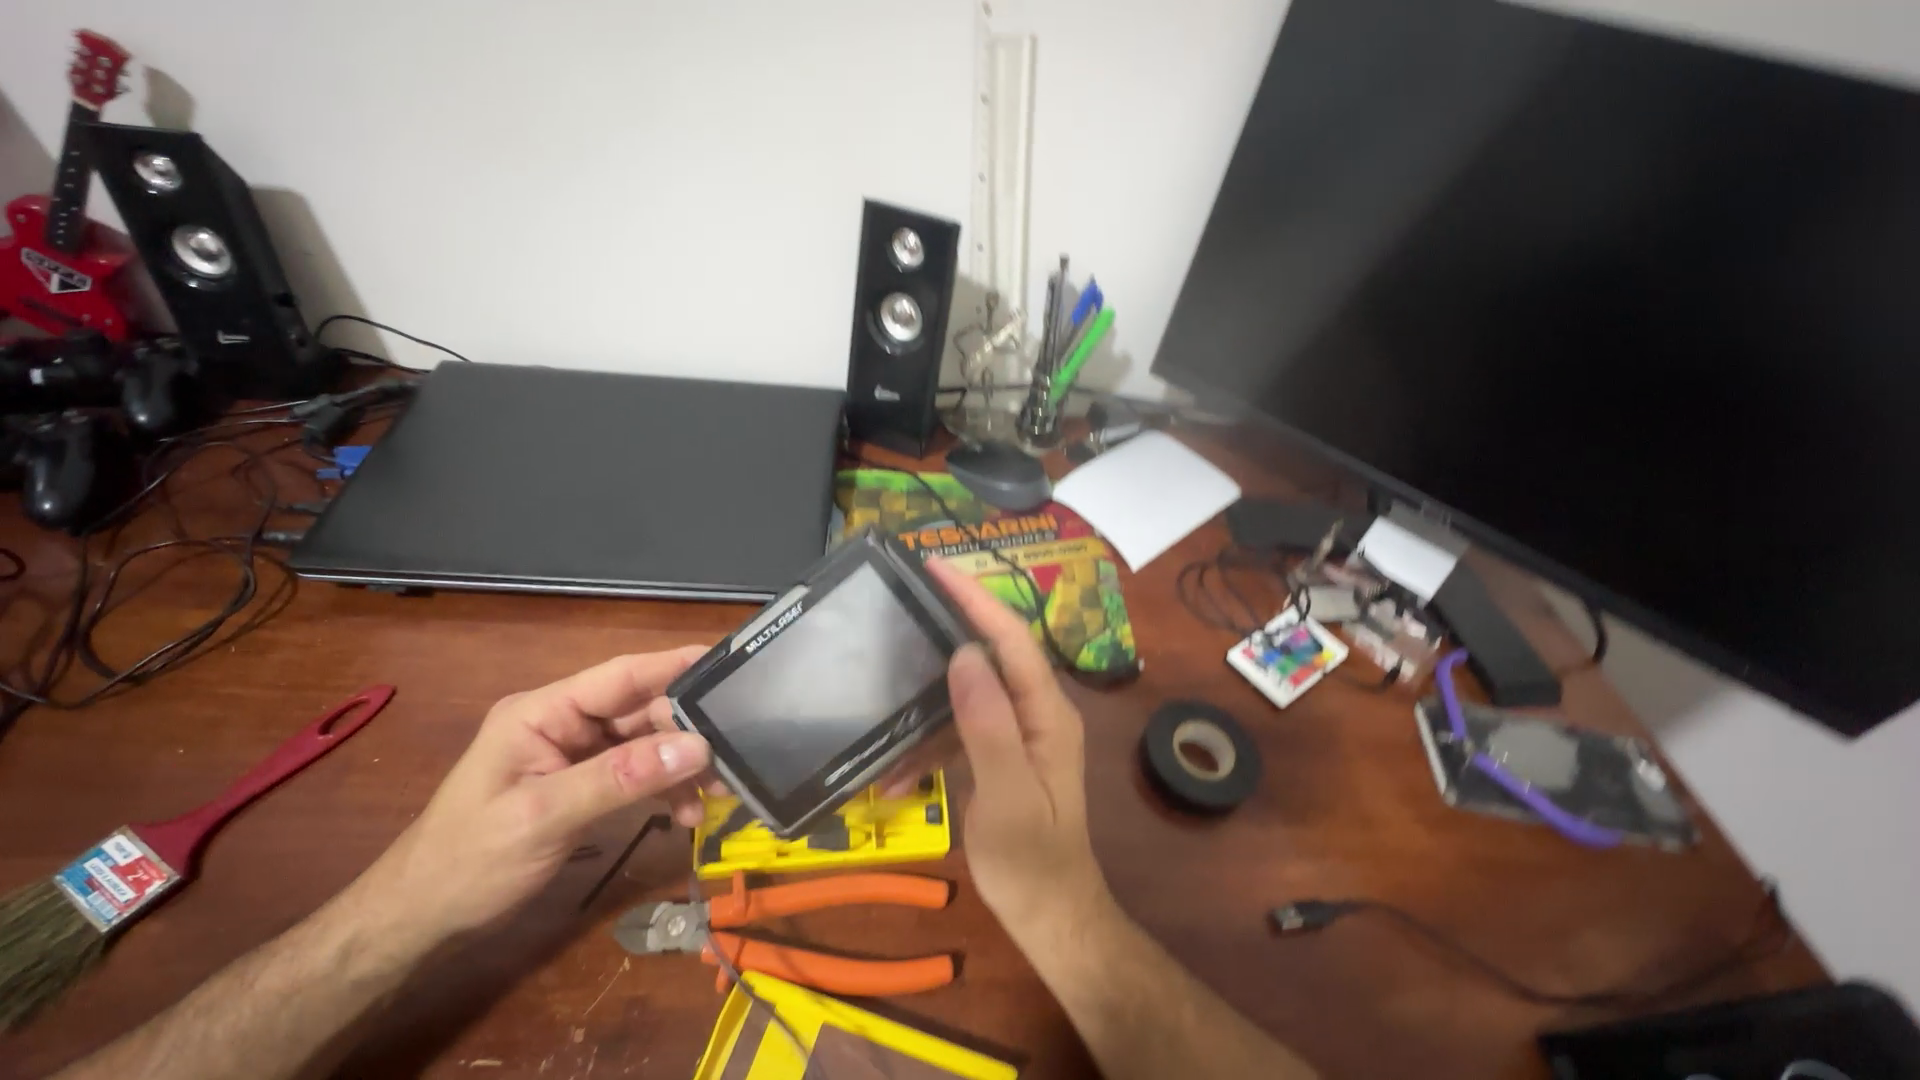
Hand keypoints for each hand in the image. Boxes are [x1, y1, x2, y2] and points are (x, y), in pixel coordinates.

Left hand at [355, 648, 712, 947]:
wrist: (419, 920)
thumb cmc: (469, 861)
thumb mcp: (545, 817)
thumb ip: (620, 778)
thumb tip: (695, 746)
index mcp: (544, 712)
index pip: (621, 676)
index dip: (675, 666)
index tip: (729, 663)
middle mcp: (563, 723)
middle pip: (641, 711)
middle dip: (688, 732)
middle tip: (735, 756)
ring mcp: (573, 754)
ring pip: (645, 744)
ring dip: (682, 765)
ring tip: (718, 793)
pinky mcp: (583, 785)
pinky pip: (637, 775)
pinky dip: (664, 790)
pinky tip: (686, 815)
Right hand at [927, 560, 1112, 940]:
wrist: (1049, 917)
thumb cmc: (1031, 862)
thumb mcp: (1007, 796)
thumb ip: (989, 725)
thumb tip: (965, 655)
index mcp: (1047, 714)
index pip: (1011, 639)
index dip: (974, 598)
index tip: (934, 565)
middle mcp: (1037, 713)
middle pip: (991, 653)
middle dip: (948, 625)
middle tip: (900, 603)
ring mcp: (1019, 734)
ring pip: (969, 692)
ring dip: (926, 702)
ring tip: (882, 695)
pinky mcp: (1000, 756)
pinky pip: (960, 732)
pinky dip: (927, 745)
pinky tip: (893, 775)